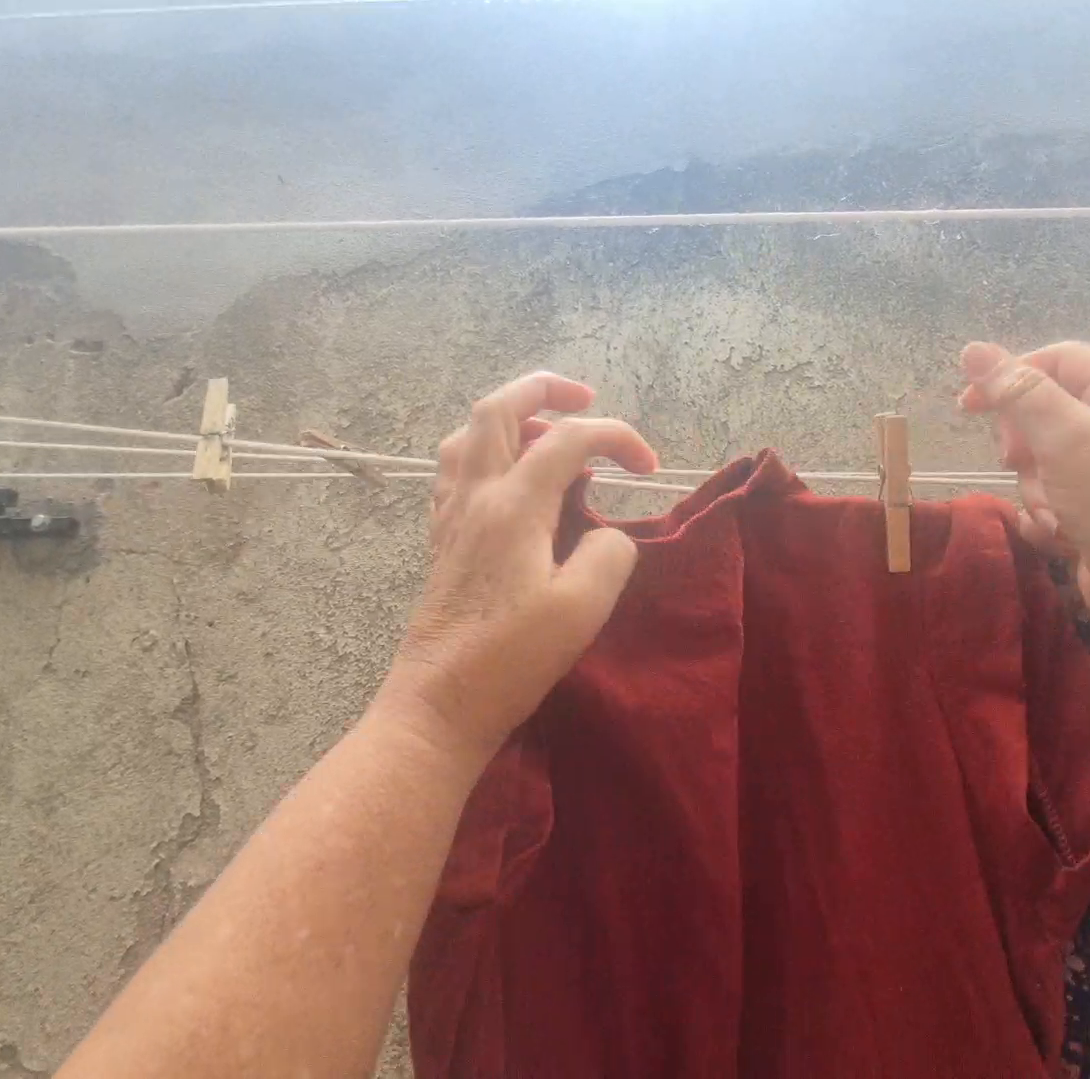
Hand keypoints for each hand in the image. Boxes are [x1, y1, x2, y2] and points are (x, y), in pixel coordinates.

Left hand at [377, 372, 659, 760]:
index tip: (648, 467)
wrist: (441, 701)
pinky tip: (507, 479)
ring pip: (469, 434)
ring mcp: (452, 514)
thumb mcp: (583, 608)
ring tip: (547, 436)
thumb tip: (608, 534)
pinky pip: (456, 469)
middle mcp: (476, 495)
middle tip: (586, 398)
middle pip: (498, 408)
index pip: (568, 439)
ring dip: (510, 418)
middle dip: (545, 388)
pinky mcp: (442, 538)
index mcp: (513, 505)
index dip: (616, 437)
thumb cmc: (512, 658)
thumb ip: (610, 553)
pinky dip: (485, 452)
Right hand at [957, 341, 1089, 631]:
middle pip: (1043, 414)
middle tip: (1021, 464)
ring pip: (1041, 463)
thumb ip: (1018, 393)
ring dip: (1036, 490)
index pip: (1057, 361)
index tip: (965, 408)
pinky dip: (1046, 519)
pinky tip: (1062, 536)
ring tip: (1059, 514)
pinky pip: (1050, 500)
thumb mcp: (1069, 440)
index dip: (1008, 377)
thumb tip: (973, 349)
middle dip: (1024, 446)